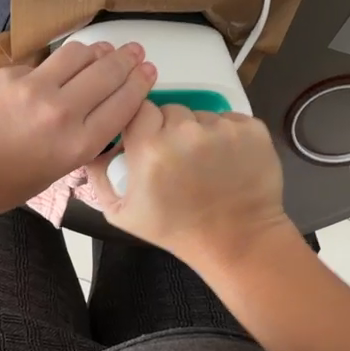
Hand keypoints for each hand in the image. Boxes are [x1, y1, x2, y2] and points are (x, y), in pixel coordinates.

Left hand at [0, 41, 155, 219]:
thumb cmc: (0, 185)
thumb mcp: (53, 173)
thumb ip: (79, 142)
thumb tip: (95, 115)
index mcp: (76, 146)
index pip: (122, 105)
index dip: (139, 84)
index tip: (147, 72)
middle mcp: (62, 112)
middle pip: (107, 73)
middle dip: (127, 59)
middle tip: (135, 52)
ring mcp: (34, 88)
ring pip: (78, 54)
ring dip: (97, 50)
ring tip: (104, 49)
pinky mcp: (9, 74)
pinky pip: (43, 61)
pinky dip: (56, 62)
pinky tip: (59, 64)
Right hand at [85, 103, 294, 270]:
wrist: (237, 241)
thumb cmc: (176, 229)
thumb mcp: (121, 212)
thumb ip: (100, 174)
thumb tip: (97, 145)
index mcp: (150, 148)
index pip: (139, 109)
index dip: (143, 125)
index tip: (148, 142)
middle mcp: (186, 132)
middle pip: (170, 110)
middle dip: (170, 130)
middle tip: (177, 160)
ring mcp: (223, 129)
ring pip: (201, 115)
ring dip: (200, 133)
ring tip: (204, 164)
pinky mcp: (252, 130)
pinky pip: (230, 120)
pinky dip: (228, 135)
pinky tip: (227, 160)